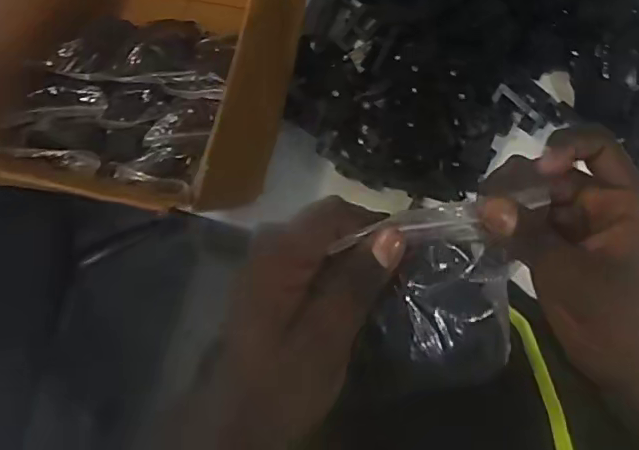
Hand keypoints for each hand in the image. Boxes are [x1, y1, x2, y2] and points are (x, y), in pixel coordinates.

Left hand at [169, 197, 404, 448]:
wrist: (230, 429)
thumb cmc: (280, 384)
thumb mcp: (327, 338)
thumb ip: (357, 282)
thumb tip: (393, 234)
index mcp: (280, 249)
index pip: (334, 211)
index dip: (374, 222)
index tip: (408, 246)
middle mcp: (268, 243)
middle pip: (325, 223)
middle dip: (364, 240)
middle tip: (399, 271)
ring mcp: (264, 262)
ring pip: (318, 242)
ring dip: (350, 257)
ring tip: (382, 285)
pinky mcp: (266, 282)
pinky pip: (307, 260)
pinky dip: (333, 271)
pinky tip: (351, 298)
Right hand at [480, 128, 638, 449]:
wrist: (632, 380)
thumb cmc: (615, 321)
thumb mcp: (568, 274)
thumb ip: (526, 234)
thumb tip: (484, 205)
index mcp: (622, 201)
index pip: (598, 146)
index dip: (567, 145)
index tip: (540, 169)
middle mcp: (601, 204)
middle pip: (555, 170)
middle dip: (520, 180)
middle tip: (486, 198)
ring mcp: (580, 224)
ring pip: (537, 194)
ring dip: (508, 200)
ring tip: (480, 215)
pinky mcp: (562, 245)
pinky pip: (531, 220)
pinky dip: (509, 222)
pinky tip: (484, 229)